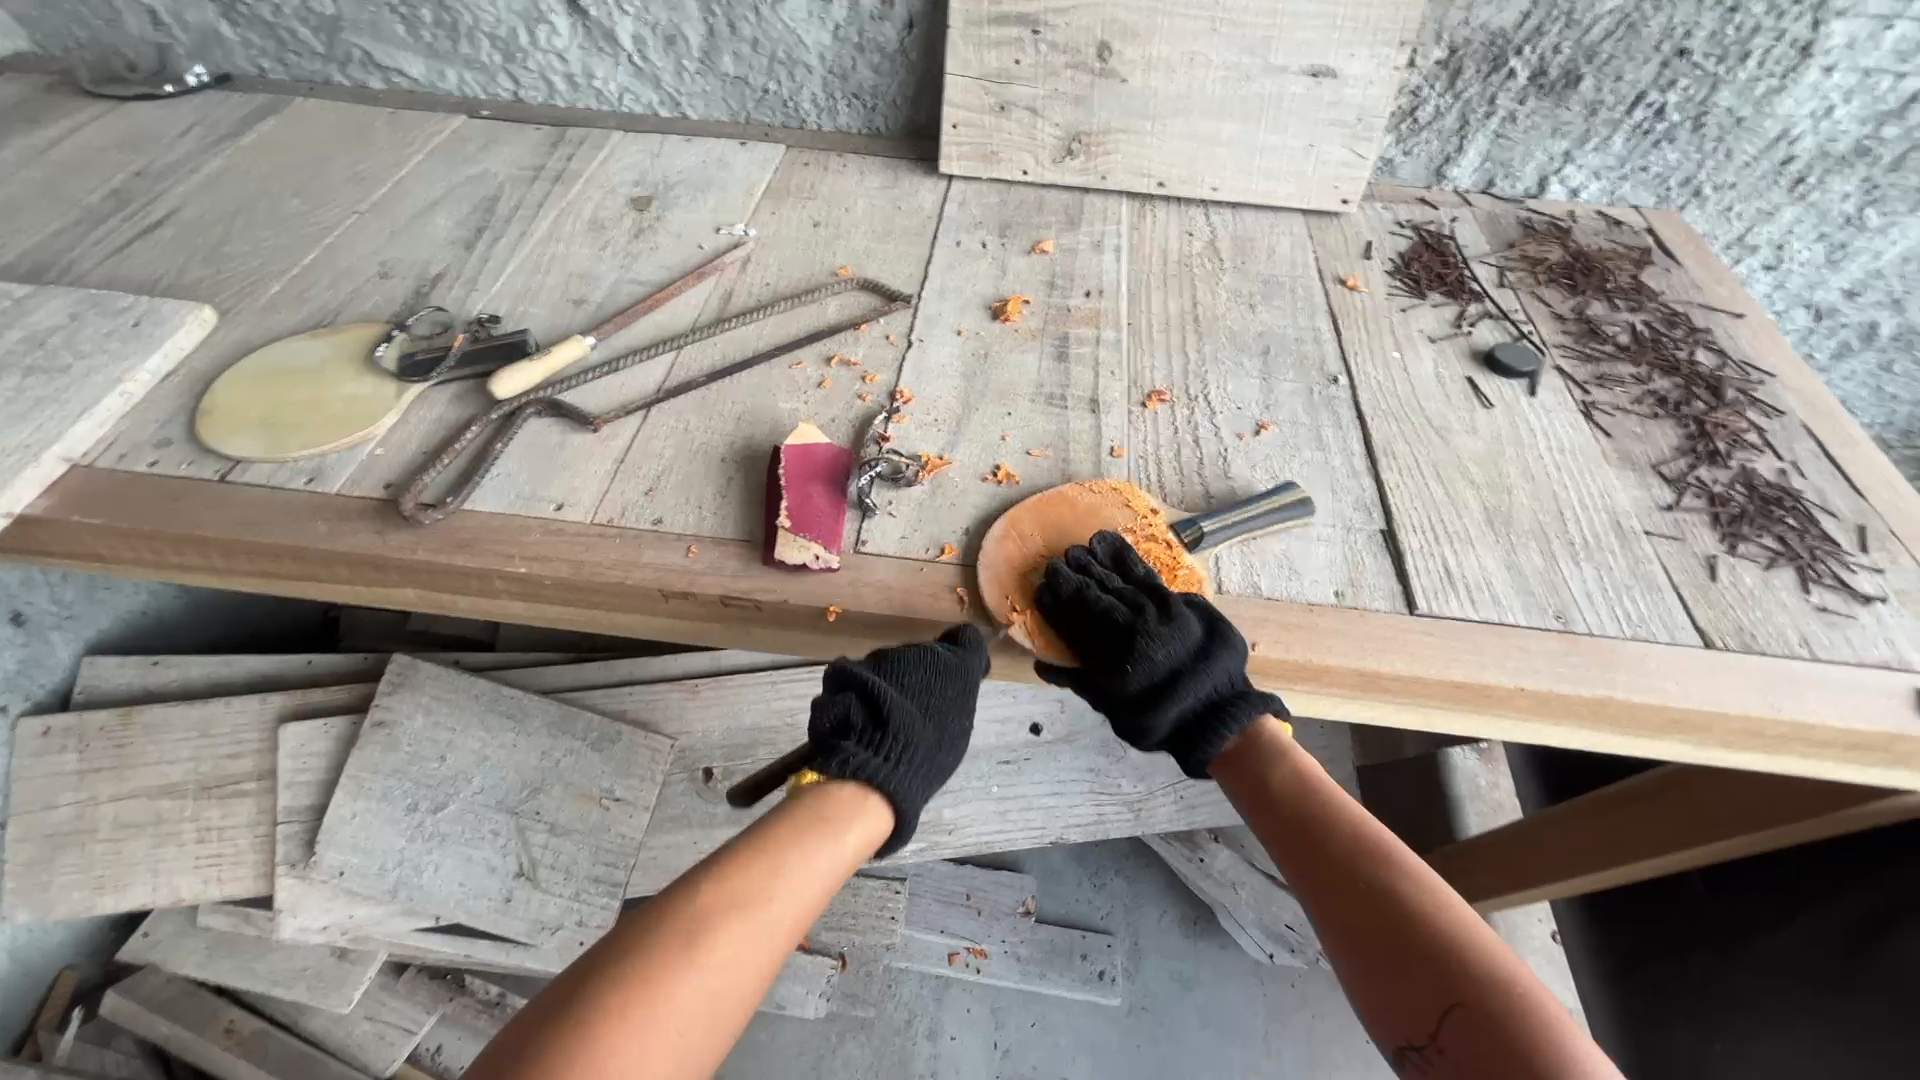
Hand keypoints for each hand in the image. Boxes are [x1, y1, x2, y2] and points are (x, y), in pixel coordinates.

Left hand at [807, 624, 990, 854]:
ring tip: (881, 716)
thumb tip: (947, 686)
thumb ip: (954, 696)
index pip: (967, 639)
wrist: (873, 761)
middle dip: (919, 674)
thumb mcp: (955, 727)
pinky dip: (862, 688)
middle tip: (912, 707)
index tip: (955, 672)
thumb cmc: (926, 753)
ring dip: (889, 682)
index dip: (960, 652)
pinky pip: (861, 674)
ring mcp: (884, 656)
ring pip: (891, 664)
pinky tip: (857, 714)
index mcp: (956, 666)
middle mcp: (922, 651)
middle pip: (924, 656)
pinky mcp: (852, 666)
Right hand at [1032, 530, 1286, 777]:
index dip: (1053, 607)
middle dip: (1068, 581)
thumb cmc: (1158, 717)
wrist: (1214, 713)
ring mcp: (1151, 614)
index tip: (1039, 591)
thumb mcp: (1111, 708)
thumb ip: (1076, 681)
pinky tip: (1105, 542)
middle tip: (1051, 566)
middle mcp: (1126, 633)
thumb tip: (1041, 665)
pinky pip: (1141, 573)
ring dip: (1091, 566)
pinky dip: (1122, 556)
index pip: (1071, 625)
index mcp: (1107, 662)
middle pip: (1090, 599)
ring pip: (1113, 583)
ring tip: (1073, 552)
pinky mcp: (1171, 602)